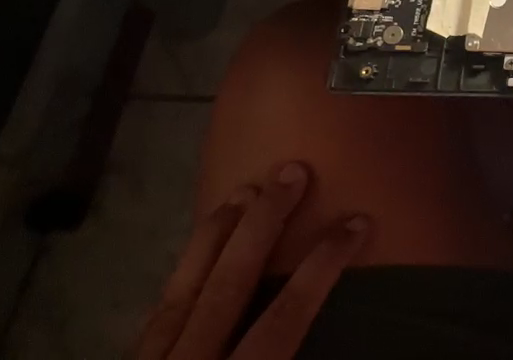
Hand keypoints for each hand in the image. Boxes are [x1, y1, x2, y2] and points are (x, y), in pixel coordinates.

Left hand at [134, 162, 368, 359]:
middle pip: (225, 289)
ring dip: (214, 239)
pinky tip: (199, 253)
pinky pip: (155, 318)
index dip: (322, 267)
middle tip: (292, 172)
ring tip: (244, 191)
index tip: (357, 222)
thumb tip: (342, 349)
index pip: (281, 322)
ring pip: (179, 295)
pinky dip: (181, 277)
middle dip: (262, 227)